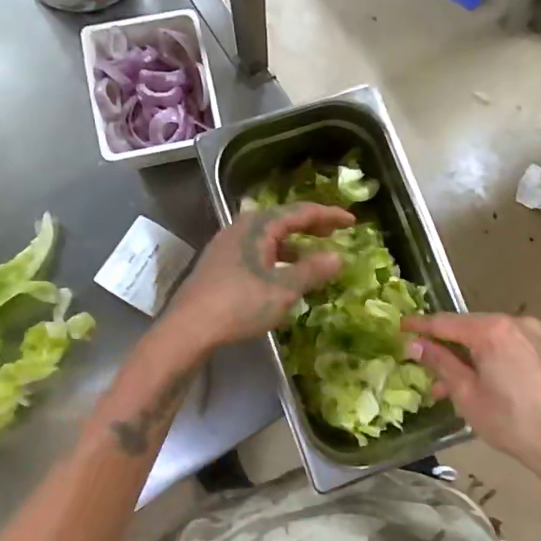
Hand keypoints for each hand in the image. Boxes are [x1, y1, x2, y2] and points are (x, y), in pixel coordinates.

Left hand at [166, 203, 353, 350]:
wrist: (189, 328)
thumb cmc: (240, 303)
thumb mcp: (284, 289)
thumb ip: (312, 270)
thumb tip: (339, 257)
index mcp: (258, 226)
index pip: (300, 212)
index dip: (328, 215)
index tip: (351, 220)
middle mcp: (240, 228)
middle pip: (281, 220)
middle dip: (309, 226)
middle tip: (332, 233)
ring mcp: (226, 246)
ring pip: (266, 238)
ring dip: (291, 245)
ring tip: (310, 258)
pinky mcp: (218, 265)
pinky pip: (255, 252)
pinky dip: (275, 258)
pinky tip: (280, 276)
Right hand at [404, 313, 540, 491]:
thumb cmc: (512, 421)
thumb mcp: (467, 394)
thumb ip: (441, 363)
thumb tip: (416, 344)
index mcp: (492, 329)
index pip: (445, 322)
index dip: (420, 326)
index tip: (400, 328)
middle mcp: (516, 323)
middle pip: (469, 328)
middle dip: (444, 346)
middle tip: (422, 366)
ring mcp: (537, 336)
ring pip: (490, 340)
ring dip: (467, 358)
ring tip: (448, 388)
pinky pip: (509, 348)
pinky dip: (489, 361)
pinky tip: (480, 384)